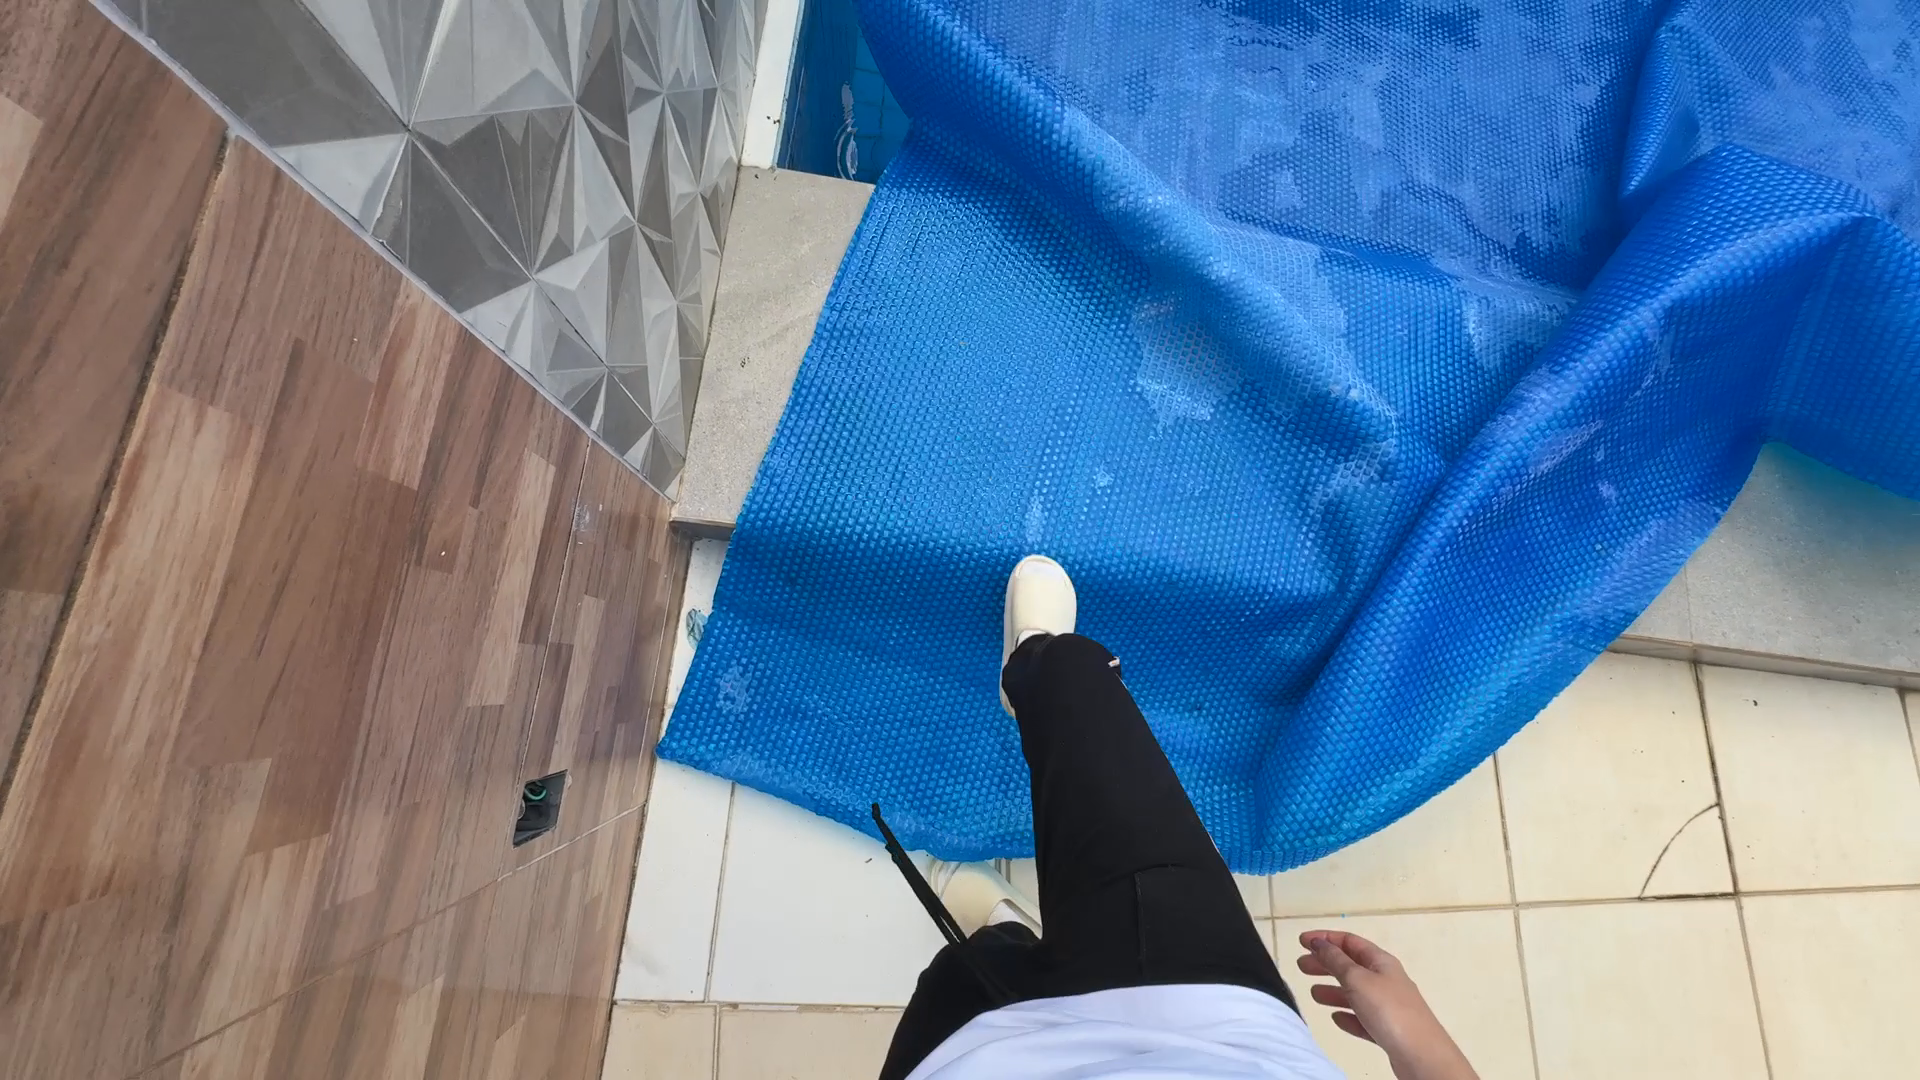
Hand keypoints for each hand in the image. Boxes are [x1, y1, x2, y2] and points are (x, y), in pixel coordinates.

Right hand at [1296, 930, 1478, 1079]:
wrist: (1425, 1059)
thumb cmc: (1389, 1010)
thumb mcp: (1357, 978)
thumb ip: (1335, 960)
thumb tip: (1318, 943)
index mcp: (1381, 962)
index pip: (1349, 941)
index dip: (1325, 938)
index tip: (1301, 941)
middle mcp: (1386, 980)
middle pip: (1350, 966)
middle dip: (1325, 964)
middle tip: (1301, 967)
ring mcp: (1389, 1007)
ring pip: (1355, 993)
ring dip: (1333, 990)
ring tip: (1313, 995)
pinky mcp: (1390, 1031)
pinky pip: (1364, 1018)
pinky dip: (1348, 1016)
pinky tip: (1336, 1019)